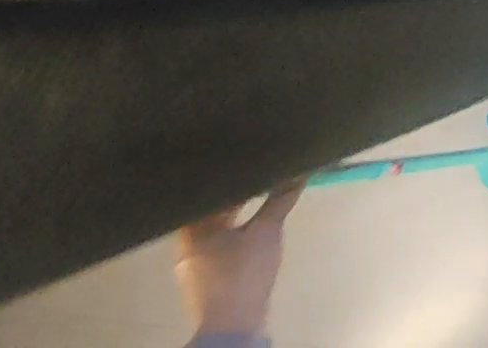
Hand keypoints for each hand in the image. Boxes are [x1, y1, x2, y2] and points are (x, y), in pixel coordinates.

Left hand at [175, 182, 304, 336]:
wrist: (233, 324)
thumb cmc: (243, 271)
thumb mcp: (267, 229)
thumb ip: (281, 199)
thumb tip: (299, 172)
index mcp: (193, 230)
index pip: (206, 194)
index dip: (225, 178)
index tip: (244, 164)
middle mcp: (188, 244)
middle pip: (211, 210)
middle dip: (235, 195)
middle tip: (258, 175)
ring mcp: (196, 262)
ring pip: (217, 227)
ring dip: (237, 213)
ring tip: (261, 196)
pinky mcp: (208, 276)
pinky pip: (221, 243)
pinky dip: (236, 231)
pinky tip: (254, 227)